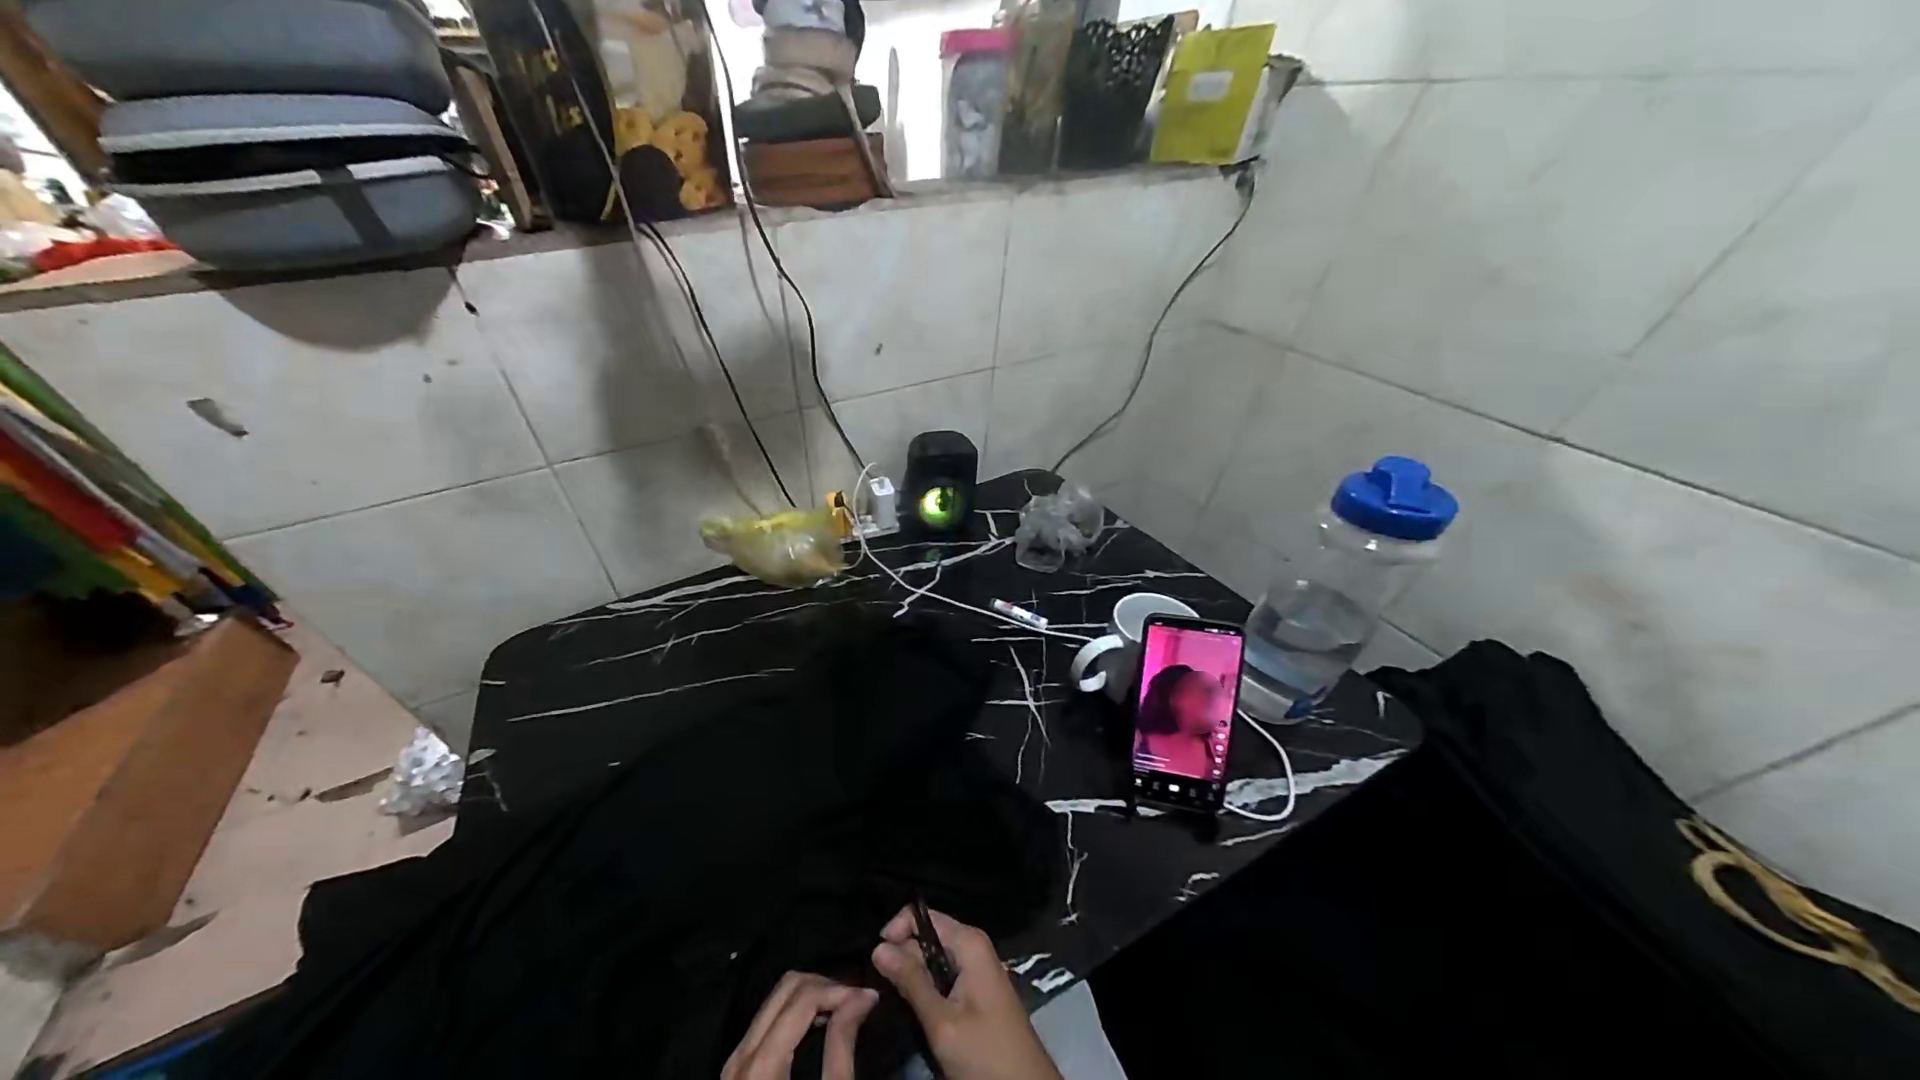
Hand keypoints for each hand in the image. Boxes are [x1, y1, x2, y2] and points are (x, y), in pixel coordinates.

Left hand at [722, 971, 877, 1079]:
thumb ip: (842, 1046)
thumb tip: (862, 995)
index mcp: (761, 1065)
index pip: (802, 997)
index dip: (839, 990)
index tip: (870, 1000)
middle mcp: (741, 1055)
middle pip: (786, 988)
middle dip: (826, 987)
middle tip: (856, 1003)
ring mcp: (734, 1062)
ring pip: (775, 999)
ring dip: (812, 997)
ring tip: (842, 1012)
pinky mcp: (737, 1069)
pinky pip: (768, 1020)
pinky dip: (797, 1013)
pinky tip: (819, 1026)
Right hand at [871, 907, 1062, 1079]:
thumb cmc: (986, 1054)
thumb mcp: (942, 1022)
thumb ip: (911, 982)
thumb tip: (877, 947)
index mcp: (969, 942)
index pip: (923, 915)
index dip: (896, 931)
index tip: (875, 960)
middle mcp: (973, 947)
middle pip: (926, 936)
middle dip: (900, 955)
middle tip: (877, 986)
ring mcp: (975, 969)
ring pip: (932, 958)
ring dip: (910, 974)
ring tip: (889, 996)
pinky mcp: (974, 990)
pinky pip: (942, 975)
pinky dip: (924, 987)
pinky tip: (911, 1006)